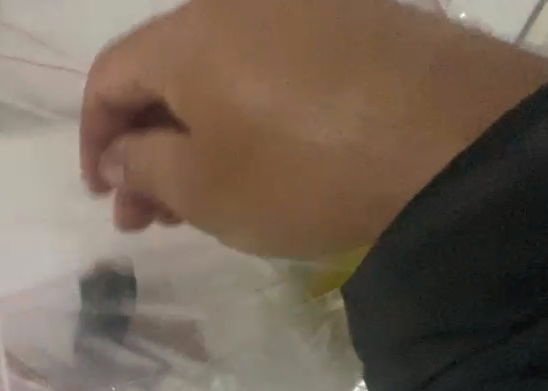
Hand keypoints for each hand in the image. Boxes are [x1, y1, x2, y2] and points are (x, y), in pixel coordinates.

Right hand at [80, 0, 547, 256]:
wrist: (455, 147)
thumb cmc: (296, 173)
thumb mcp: (196, 187)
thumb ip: (138, 167)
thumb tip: (119, 155)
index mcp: (191, 35)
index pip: (109, 77)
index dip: (92, 139)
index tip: (101, 193)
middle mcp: (242, 3)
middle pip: (161, 73)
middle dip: (140, 146)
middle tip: (142, 214)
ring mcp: (305, 7)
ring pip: (214, 74)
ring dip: (186, 138)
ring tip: (191, 201)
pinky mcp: (355, 23)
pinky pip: (266, 68)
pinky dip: (238, 117)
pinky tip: (247, 165)